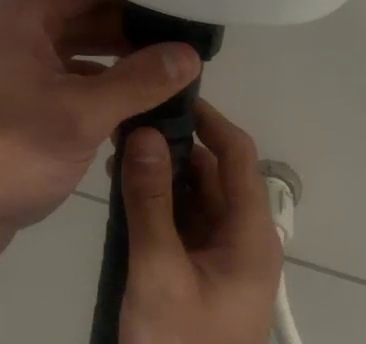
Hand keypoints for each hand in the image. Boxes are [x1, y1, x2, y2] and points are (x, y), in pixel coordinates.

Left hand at [0, 0, 202, 280]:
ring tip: (178, 64)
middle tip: (190, 34)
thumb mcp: (84, 113)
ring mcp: (28, 65)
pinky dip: (109, 84)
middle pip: (91, 12)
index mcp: (28, 16)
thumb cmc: (16, 149)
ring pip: (87, 47)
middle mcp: (25, 31)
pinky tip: (147, 100)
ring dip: (125, 57)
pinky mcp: (33, 98)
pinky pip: (79, 77)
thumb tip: (191, 54)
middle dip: (136, 25)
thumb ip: (139, 81)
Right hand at [120, 101, 284, 343]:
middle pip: (212, 172)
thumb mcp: (158, 271)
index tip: (164, 92)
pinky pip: (181, 220)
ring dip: (159, 170)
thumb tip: (144, 130)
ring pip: (193, 194)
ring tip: (116, 148)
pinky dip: (155, 199)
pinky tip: (121, 188)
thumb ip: (149, 200)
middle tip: (124, 119)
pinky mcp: (198, 273)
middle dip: (172, 142)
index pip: (236, 155)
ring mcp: (219, 257)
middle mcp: (241, 239)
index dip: (206, 118)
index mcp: (250, 235)